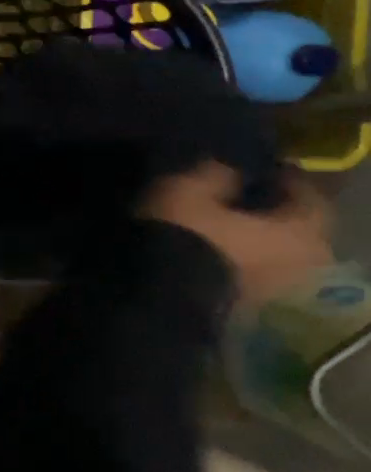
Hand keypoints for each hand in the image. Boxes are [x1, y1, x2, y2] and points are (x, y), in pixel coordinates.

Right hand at [142, 163, 332, 305]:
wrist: (163, 293)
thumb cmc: (188, 235)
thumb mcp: (187, 191)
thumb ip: (213, 175)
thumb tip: (229, 169)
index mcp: (301, 230)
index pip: (309, 196)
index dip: (287, 179)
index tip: (265, 168)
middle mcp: (304, 259)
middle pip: (297, 228)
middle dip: (273, 214)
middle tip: (245, 199)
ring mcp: (280, 286)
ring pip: (276, 252)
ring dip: (256, 238)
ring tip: (223, 225)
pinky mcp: (253, 302)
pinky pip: (255, 270)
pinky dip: (242, 257)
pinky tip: (214, 247)